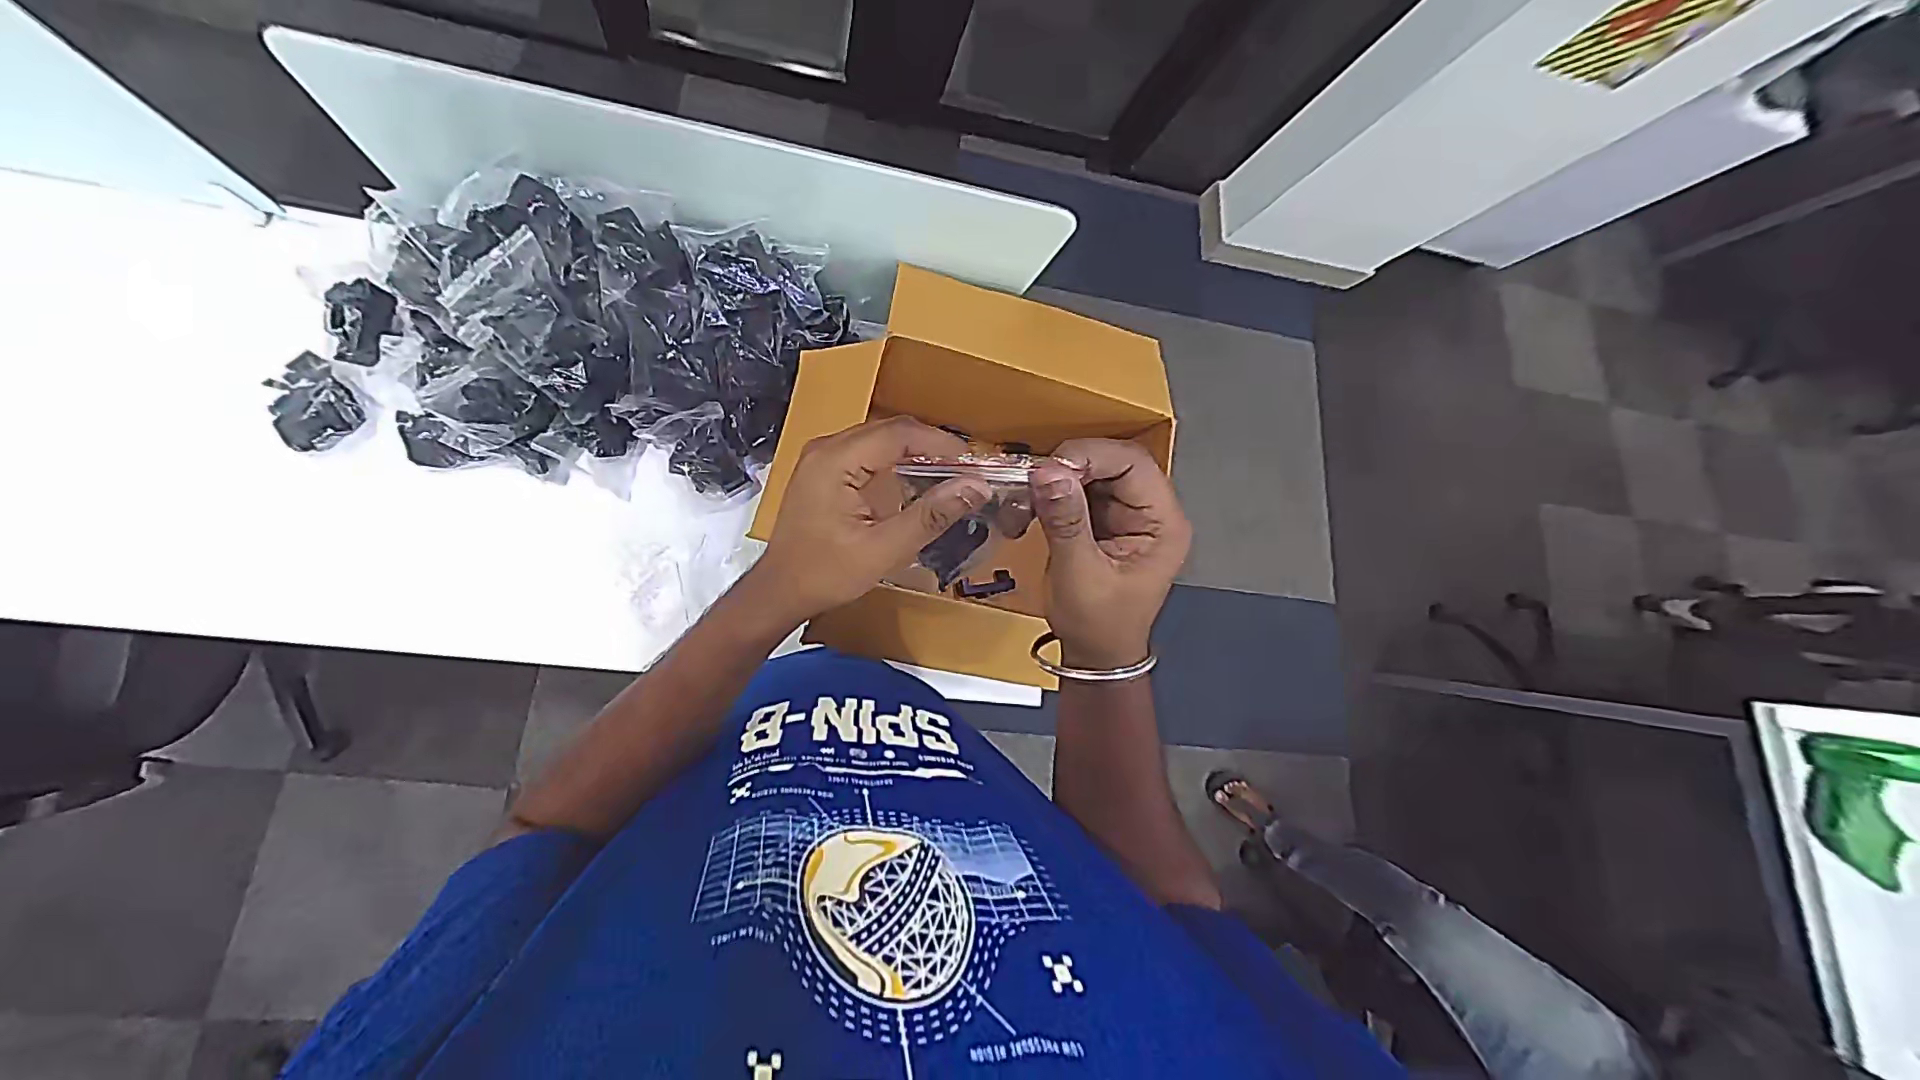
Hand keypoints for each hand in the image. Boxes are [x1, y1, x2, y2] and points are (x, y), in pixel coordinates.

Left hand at [748, 417, 989, 623]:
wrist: (781, 590)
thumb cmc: (825, 574)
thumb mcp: (884, 550)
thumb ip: (930, 516)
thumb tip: (975, 488)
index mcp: (835, 461)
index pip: (900, 433)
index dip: (942, 444)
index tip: (974, 464)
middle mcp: (826, 448)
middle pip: (891, 430)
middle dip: (933, 447)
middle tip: (968, 471)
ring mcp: (823, 457)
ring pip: (881, 439)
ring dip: (917, 453)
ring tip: (950, 476)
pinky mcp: (825, 470)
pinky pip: (869, 453)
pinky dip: (897, 463)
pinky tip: (917, 483)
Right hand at [1031, 439, 1190, 668]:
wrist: (1096, 656)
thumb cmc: (1099, 625)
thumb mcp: (1080, 575)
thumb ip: (1066, 521)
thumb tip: (1047, 473)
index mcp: (1163, 523)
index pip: (1133, 464)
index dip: (1091, 456)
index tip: (1050, 468)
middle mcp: (1150, 511)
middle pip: (1113, 461)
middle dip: (1070, 466)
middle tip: (1033, 480)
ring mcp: (1126, 514)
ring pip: (1092, 472)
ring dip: (1056, 480)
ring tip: (1027, 498)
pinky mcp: (1103, 520)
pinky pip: (1077, 491)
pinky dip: (1052, 494)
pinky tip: (1031, 507)